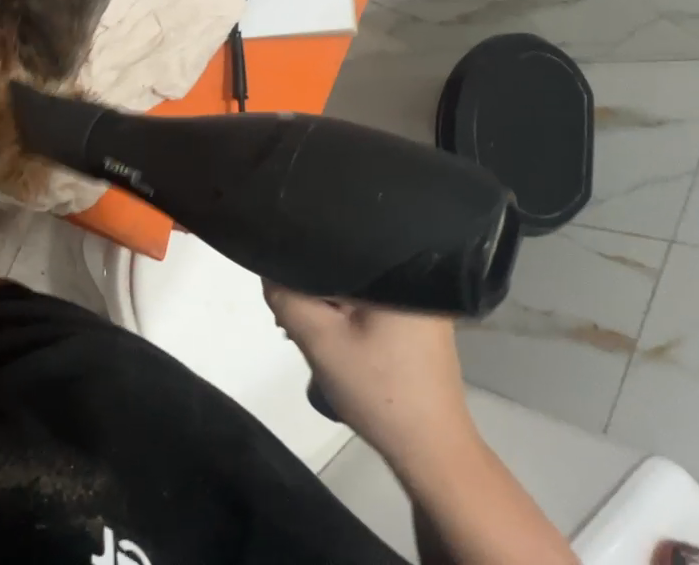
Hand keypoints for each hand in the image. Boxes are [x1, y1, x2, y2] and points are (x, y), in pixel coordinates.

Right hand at [264, 282, 476, 469]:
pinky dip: (347, 320)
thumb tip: (270, 268)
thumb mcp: (318, 339)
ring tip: (314, 335)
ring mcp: (421, 309)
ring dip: (328, 308)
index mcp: (400, 274)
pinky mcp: (417, 329)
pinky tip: (338, 344)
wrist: (429, 450)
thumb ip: (286, 296)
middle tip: (294, 321)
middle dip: (313, 290)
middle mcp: (416, 283)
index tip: (283, 295)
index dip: (299, 267)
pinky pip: (369, 309)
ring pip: (354, 291)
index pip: (333, 249)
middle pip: (343, 269)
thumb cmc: (377, 390)